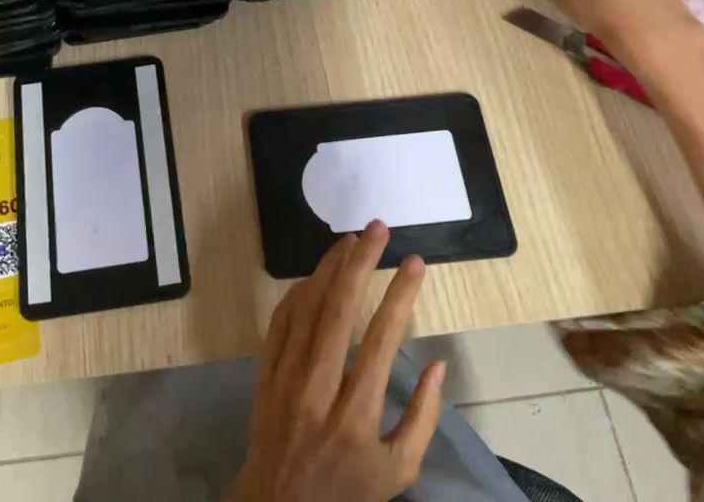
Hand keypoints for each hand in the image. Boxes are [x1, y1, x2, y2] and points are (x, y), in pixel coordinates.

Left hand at [229, 222, 443, 501]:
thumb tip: (440, 364)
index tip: (414, 262)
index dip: (400, 296)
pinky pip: (279, 323)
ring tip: (350, 241)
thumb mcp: (397, 471)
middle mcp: (318, 389)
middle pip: (339, 312)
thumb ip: (422, 418)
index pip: (382, 341)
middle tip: (378, 228)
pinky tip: (314, 276)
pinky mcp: (263, 374)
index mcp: (357, 415)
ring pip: (306, 309)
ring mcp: (285, 378)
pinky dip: (296, 294)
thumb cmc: (346, 490)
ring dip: (328, 268)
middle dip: (361, 263)